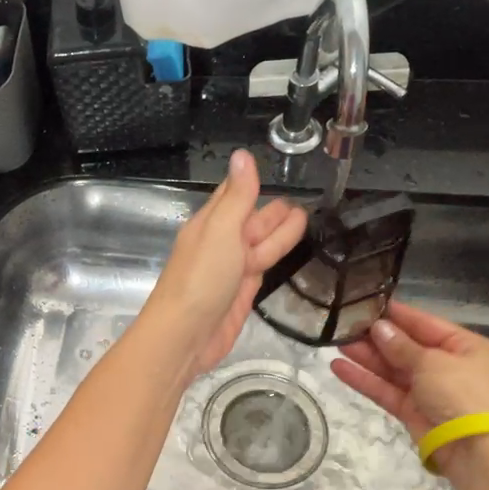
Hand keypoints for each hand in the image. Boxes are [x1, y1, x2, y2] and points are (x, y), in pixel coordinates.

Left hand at [144, 150, 307, 379]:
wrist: (185, 336)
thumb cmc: (200, 279)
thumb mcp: (220, 230)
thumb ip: (237, 196)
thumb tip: (242, 153)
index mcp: (211, 222)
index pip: (236, 195)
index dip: (255, 185)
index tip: (279, 170)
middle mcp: (221, 242)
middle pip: (255, 220)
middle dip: (275, 212)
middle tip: (304, 203)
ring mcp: (232, 269)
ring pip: (263, 244)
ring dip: (281, 234)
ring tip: (304, 220)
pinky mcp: (243, 293)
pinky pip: (263, 269)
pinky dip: (275, 258)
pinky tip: (285, 254)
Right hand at [330, 302, 488, 447]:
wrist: (475, 449)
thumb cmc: (463, 392)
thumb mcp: (433, 361)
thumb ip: (401, 345)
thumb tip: (379, 327)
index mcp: (465, 346)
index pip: (425, 324)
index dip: (396, 314)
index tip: (367, 302)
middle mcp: (448, 365)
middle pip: (406, 346)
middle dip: (376, 337)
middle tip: (344, 324)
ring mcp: (429, 389)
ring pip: (392, 368)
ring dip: (366, 356)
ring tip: (336, 342)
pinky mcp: (412, 411)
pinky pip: (386, 390)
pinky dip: (364, 380)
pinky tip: (338, 368)